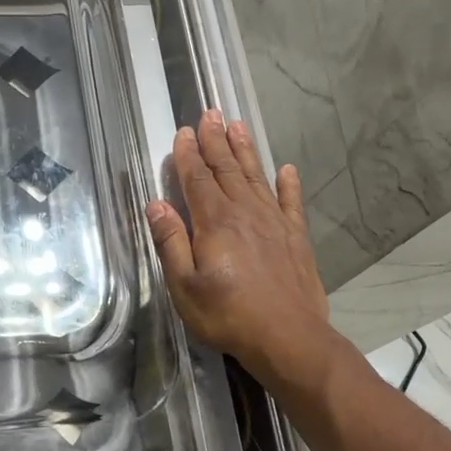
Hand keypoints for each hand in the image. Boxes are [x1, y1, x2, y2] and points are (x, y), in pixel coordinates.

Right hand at [145, 111, 353, 401]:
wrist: (287, 336)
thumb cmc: (227, 315)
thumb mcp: (184, 285)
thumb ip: (171, 242)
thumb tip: (156, 205)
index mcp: (214, 223)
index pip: (197, 180)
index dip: (188, 155)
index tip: (183, 132)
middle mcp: (245, 213)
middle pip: (227, 170)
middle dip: (216, 141)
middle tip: (211, 114)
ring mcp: (273, 223)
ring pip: (256, 177)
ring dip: (245, 151)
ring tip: (238, 126)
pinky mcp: (295, 238)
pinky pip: (290, 202)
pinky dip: (288, 184)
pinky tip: (287, 170)